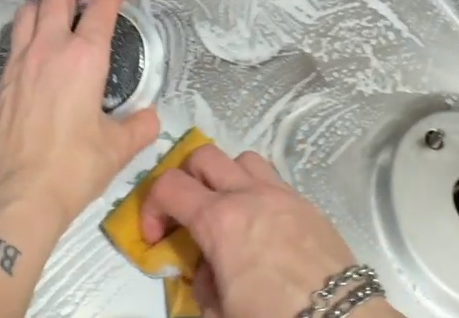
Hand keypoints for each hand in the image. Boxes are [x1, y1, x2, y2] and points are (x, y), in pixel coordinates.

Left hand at [0, 0, 160, 236]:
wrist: (13, 201)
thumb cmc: (70, 171)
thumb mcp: (116, 150)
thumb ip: (139, 127)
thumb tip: (149, 118)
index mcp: (84, 58)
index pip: (100, 9)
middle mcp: (49, 50)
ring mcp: (19, 63)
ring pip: (29, 9)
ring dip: (47, 0)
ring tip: (61, 8)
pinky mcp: (0, 82)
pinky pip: (15, 38)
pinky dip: (29, 27)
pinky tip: (38, 45)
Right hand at [139, 144, 392, 317]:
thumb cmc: (274, 317)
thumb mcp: (220, 314)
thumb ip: (204, 284)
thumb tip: (207, 269)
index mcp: (220, 219)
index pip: (169, 186)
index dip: (152, 207)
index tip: (155, 238)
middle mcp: (248, 193)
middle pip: (203, 156)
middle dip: (186, 179)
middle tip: (186, 215)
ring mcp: (280, 192)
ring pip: (241, 159)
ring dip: (225, 178)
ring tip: (226, 212)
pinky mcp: (306, 202)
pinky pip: (272, 178)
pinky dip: (256, 190)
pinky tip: (261, 225)